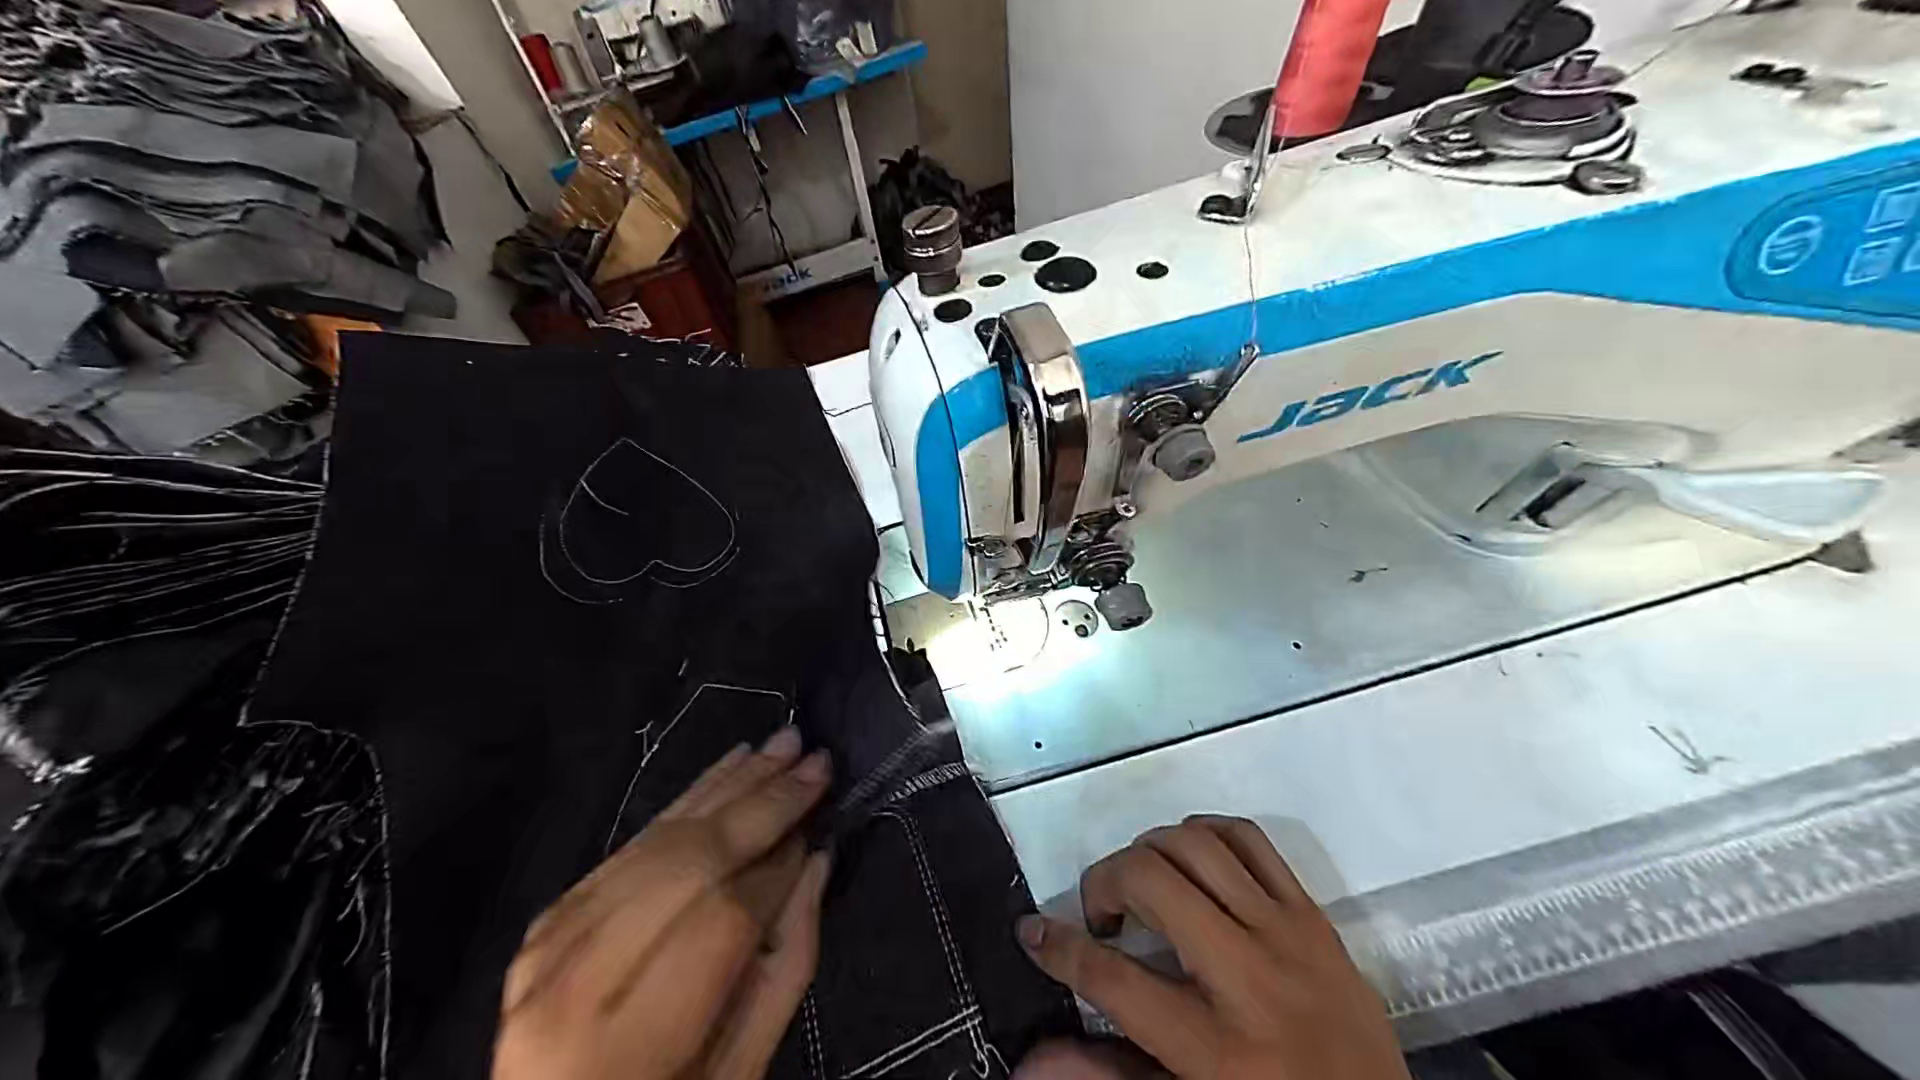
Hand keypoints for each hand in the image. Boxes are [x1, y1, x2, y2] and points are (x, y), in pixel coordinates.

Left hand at [493, 727, 832, 1079]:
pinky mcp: (551, 913)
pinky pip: (636, 840)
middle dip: (764, 802)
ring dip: (732, 783)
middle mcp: (576, 980)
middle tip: (815, 758)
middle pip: (690, 861)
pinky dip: (690, 797)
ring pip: (662, 836)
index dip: (779, 866)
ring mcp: (552, 940)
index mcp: (629, 1043)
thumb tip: (816, 857)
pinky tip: (729, 764)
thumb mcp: (744, 1065)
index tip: (822, 824)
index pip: (723, 919)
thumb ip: (786, 958)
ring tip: (783, 744)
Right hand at [1014, 816, 1408, 1079]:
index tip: (1032, 932)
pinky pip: (1248, 838)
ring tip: (1143, 886)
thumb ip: (1104, 1077)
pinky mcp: (1313, 913)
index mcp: (1216, 1050)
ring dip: (1149, 850)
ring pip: (1194, 844)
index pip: (1113, 980)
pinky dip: (1204, 833)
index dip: (1059, 949)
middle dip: (1103, 883)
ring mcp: (1287, 934)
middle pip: (1150, 881)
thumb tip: (1029, 1057)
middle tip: (1101, 914)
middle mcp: (1250, 978)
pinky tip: (1191, 862)